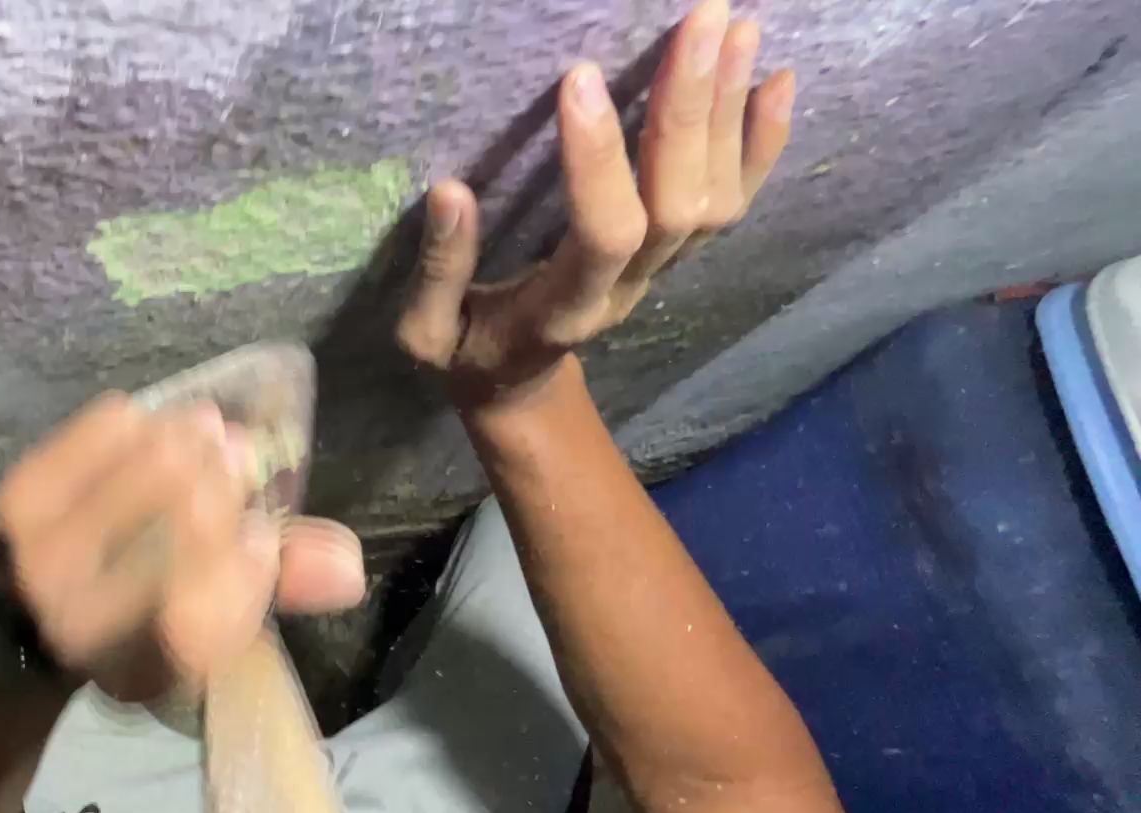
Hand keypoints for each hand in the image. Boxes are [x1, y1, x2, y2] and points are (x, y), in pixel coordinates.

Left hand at [0, 394, 366, 703]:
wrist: (32, 604)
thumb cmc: (141, 609)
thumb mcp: (209, 618)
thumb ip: (280, 589)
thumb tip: (348, 565)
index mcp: (143, 669)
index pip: (204, 632)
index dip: (245, 577)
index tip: (264, 537)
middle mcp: (86, 624)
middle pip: (174, 542)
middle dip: (220, 492)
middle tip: (243, 456)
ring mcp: (45, 561)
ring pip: (136, 488)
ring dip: (181, 449)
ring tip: (209, 428)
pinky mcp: (22, 503)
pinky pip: (82, 449)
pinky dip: (119, 429)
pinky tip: (145, 420)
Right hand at [397, 0, 795, 404]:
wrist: (512, 387)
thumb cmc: (462, 357)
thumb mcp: (425, 334)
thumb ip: (437, 273)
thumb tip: (449, 191)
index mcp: (561, 311)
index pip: (604, 233)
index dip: (599, 160)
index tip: (579, 81)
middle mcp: (621, 293)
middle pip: (679, 207)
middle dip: (690, 113)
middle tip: (701, 22)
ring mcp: (652, 277)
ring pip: (715, 202)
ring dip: (728, 116)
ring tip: (736, 32)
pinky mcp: (665, 263)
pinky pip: (729, 208)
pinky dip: (759, 147)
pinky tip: (776, 83)